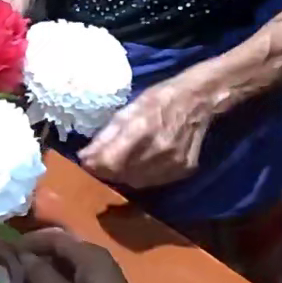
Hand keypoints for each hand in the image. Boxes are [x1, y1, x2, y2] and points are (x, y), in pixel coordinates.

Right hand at [20, 229, 164, 282]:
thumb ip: (42, 276)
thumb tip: (21, 256)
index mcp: (90, 254)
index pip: (54, 236)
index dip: (28, 240)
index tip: (5, 249)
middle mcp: (96, 261)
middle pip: (60, 248)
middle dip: (35, 254)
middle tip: (8, 264)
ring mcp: (99, 280)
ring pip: (65, 266)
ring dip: (43, 270)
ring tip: (17, 280)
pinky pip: (72, 282)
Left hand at [80, 75, 217, 187]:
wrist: (197, 102)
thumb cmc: (158, 100)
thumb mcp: (127, 109)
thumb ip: (106, 135)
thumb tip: (84, 156)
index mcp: (141, 129)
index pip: (110, 161)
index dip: (94, 165)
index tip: (84, 161)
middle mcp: (159, 150)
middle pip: (122, 174)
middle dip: (105, 170)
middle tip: (97, 162)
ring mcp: (174, 163)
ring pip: (136, 182)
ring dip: (121, 176)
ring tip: (115, 164)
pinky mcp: (184, 170)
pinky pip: (154, 182)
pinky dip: (140, 177)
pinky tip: (136, 166)